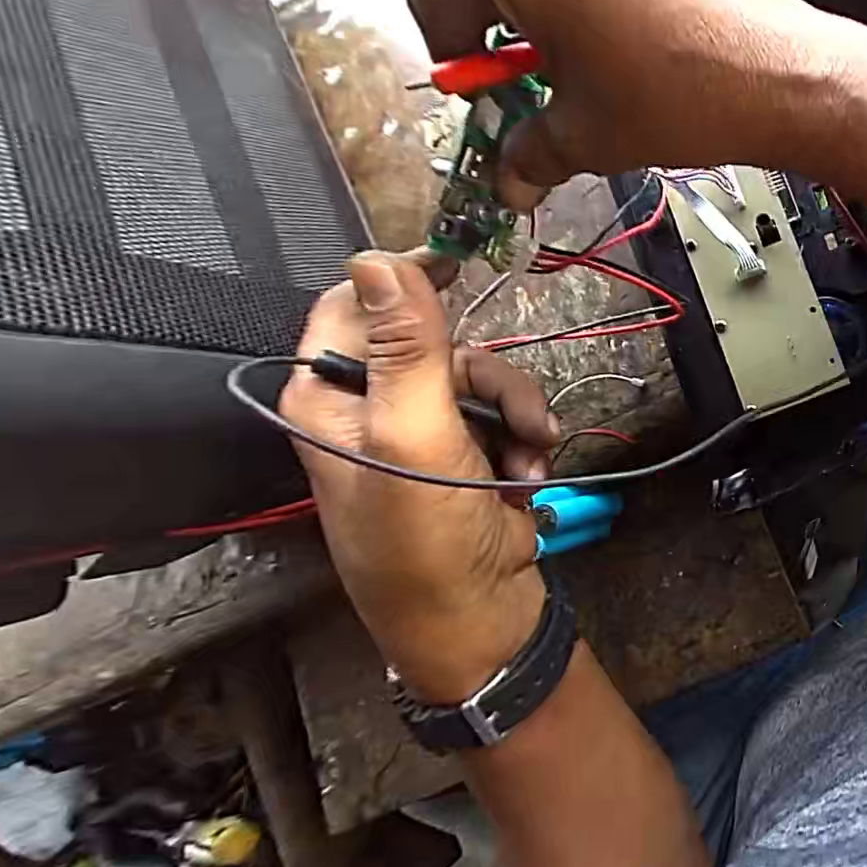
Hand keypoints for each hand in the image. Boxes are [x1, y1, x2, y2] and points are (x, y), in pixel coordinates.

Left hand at [280, 252, 564, 701]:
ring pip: (491, 383)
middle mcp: (378, 406)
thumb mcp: (415, 436)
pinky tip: (532, 473)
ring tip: (533, 457)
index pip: (356, 307)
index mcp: (334, 395)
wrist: (476, 608)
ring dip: (524, 416)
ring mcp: (432, 431)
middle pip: (446, 348)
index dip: (406, 282)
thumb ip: (405, 348)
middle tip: (518, 417)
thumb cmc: (426, 532)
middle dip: (495, 382)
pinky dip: (532, 440)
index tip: (465, 265)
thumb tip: (379, 258)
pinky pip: (513, 416)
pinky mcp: (477, 451)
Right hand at [404, 0, 859, 200]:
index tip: (492, 102)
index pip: (431, 1)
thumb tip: (510, 177)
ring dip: (549, 8)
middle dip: (506, 35)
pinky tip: (633, 33)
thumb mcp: (591, 135)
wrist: (784, 76)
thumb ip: (531, 152)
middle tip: (546, 89)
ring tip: (598, 64)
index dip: (459, 66)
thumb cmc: (687, 96)